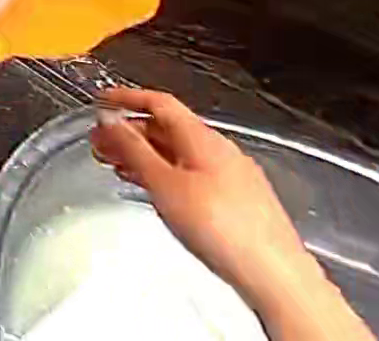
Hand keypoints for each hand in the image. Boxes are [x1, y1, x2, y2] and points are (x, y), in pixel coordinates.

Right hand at [91, 88, 322, 305]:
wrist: (279, 280)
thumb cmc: (220, 227)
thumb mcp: (163, 184)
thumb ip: (132, 148)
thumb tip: (108, 119)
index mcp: (202, 137)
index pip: (159, 102)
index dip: (127, 98)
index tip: (102, 99)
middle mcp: (219, 149)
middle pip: (166, 129)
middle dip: (130, 132)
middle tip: (100, 142)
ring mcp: (232, 176)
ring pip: (178, 153)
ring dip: (144, 155)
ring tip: (116, 166)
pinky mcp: (239, 203)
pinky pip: (192, 174)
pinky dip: (164, 173)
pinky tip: (152, 190)